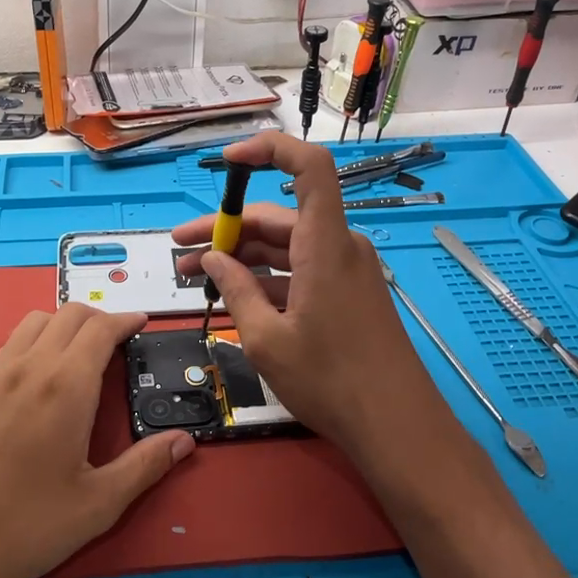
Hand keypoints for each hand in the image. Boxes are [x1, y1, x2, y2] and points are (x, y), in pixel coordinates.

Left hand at [0, 303, 195, 577]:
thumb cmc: (28, 526)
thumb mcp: (98, 504)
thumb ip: (144, 466)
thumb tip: (184, 441)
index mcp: (65, 386)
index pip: (100, 329)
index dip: (126, 320)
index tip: (142, 323)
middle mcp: (29, 368)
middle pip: (67, 315)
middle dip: (99, 318)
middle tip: (118, 339)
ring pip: (34, 322)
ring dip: (63, 323)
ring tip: (80, 351)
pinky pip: (10, 345)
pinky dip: (35, 340)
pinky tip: (40, 376)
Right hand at [173, 133, 443, 454]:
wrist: (396, 427)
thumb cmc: (330, 381)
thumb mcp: (266, 339)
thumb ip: (235, 289)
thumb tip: (212, 258)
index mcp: (325, 244)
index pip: (309, 167)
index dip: (269, 150)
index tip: (226, 162)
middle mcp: (339, 246)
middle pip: (278, 217)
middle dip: (226, 229)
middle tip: (180, 249)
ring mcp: (346, 270)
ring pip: (286, 245)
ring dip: (241, 256)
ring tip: (193, 275)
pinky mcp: (348, 292)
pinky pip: (301, 269)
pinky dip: (266, 276)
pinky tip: (233, 294)